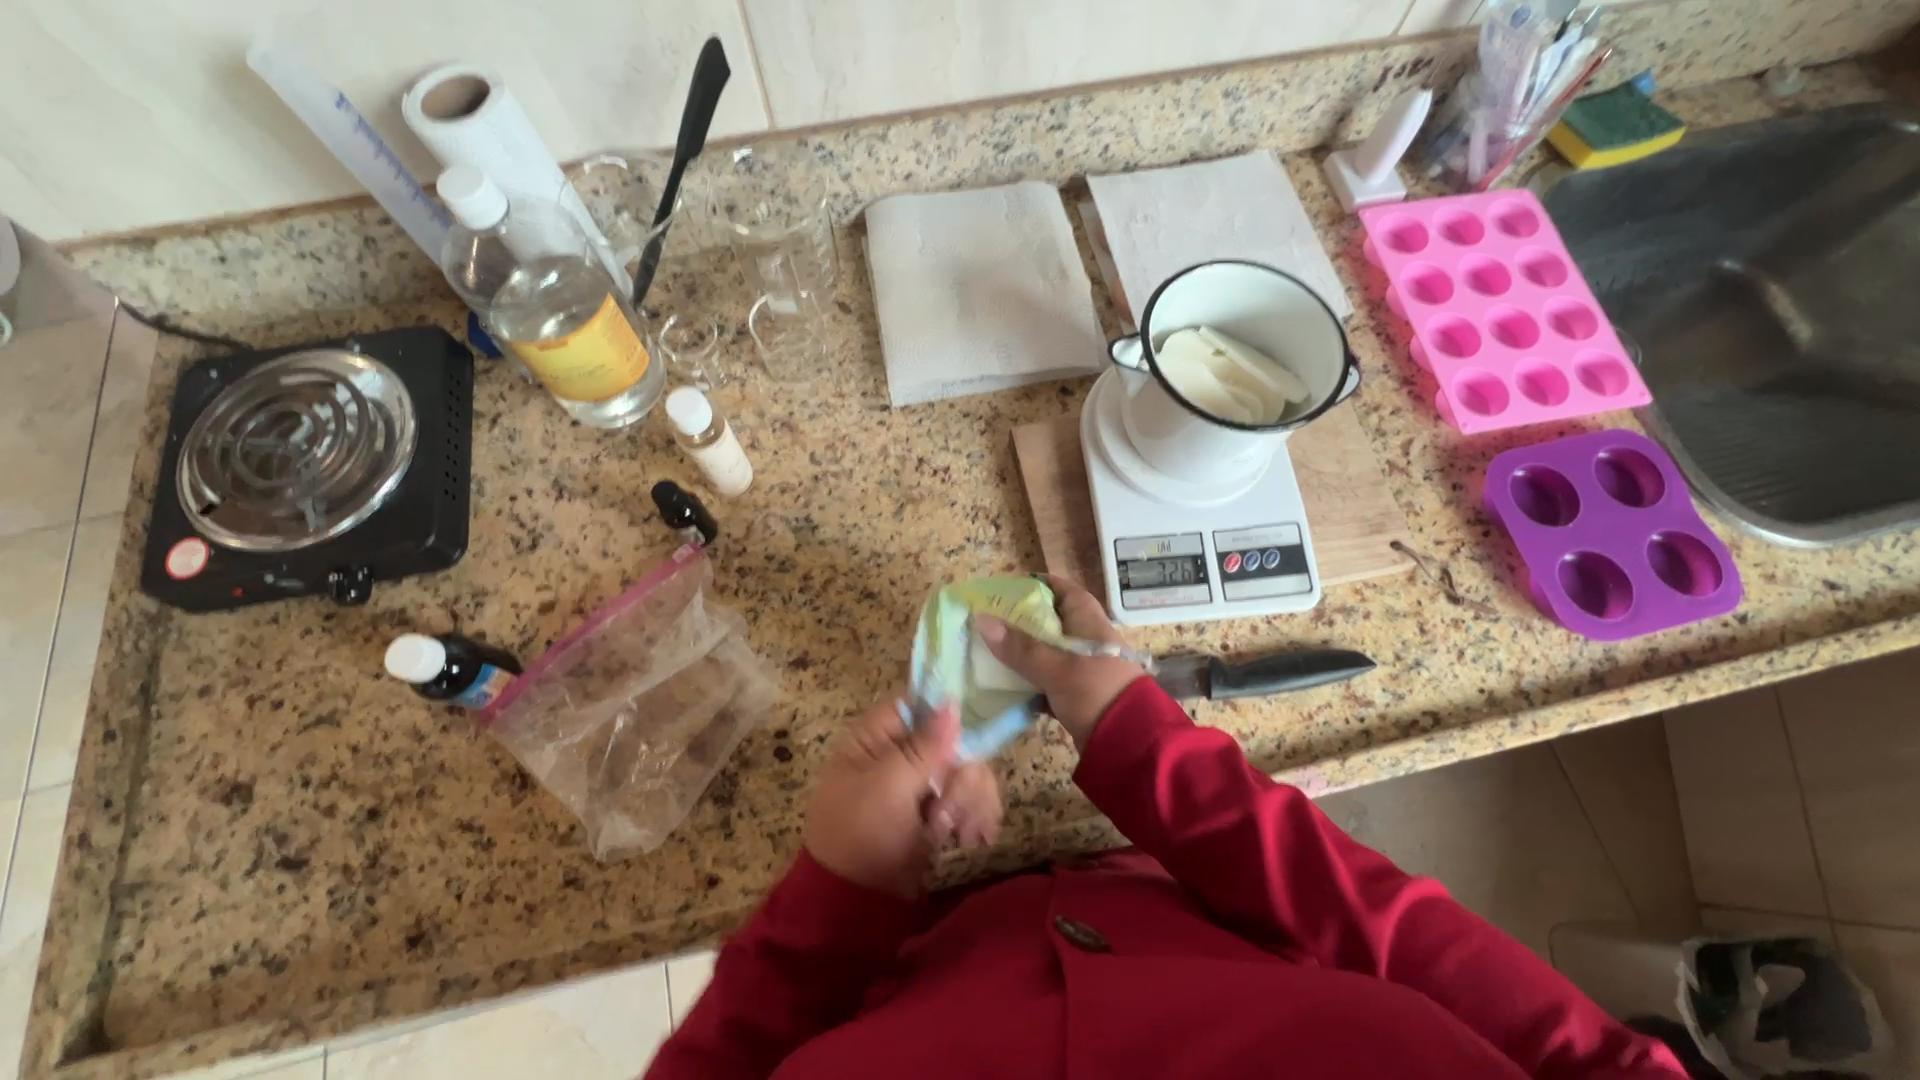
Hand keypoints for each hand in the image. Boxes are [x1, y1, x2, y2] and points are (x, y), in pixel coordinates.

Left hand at [803, 700, 1001, 898]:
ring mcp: (919, 782)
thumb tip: (952, 702)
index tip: (961, 748)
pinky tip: (972, 840)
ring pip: (966, 770)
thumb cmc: (862, 835)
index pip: (920, 706)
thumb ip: (924, 746)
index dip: (947, 721)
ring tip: (963, 837)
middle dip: (961, 780)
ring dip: (971, 802)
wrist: (856, 903)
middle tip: (949, 815)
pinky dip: (974, 816)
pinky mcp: (936, 809)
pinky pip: (969, 797)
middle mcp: (899, 753)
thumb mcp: (889, 786)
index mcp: (875, 738)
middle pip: (952, 740)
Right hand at [976, 574, 1145, 749]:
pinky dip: (1028, 683)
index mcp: (1089, 624)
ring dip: (1022, 655)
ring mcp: (1084, 670)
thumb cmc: (1097, 693)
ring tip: (988, 652)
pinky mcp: (1078, 697)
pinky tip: (1004, 687)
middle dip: (1021, 623)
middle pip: (1052, 623)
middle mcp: (1087, 642)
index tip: (1010, 588)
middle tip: (989, 622)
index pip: (1066, 592)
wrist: (1129, 743)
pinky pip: (1047, 682)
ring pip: (1047, 654)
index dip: (1041, 585)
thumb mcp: (1057, 668)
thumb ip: (1021, 647)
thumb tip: (983, 619)